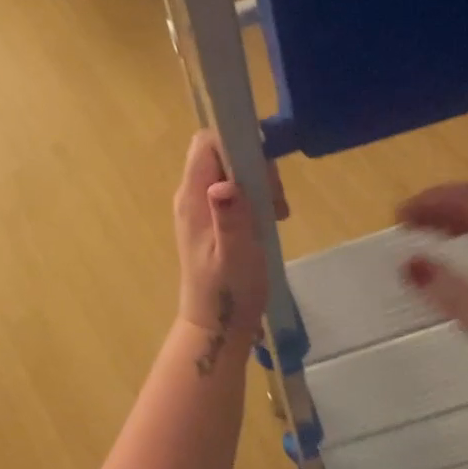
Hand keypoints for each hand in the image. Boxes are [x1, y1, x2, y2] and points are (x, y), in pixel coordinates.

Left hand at [173, 131, 284, 342]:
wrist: (218, 325)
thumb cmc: (228, 293)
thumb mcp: (236, 256)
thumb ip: (231, 219)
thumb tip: (223, 184)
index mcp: (192, 197)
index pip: (206, 143)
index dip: (235, 142)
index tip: (263, 168)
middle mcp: (191, 194)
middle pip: (221, 152)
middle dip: (253, 165)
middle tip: (273, 199)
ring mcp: (201, 205)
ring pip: (232, 170)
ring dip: (258, 183)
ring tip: (275, 213)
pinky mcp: (213, 216)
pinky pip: (235, 189)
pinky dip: (256, 196)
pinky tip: (271, 220)